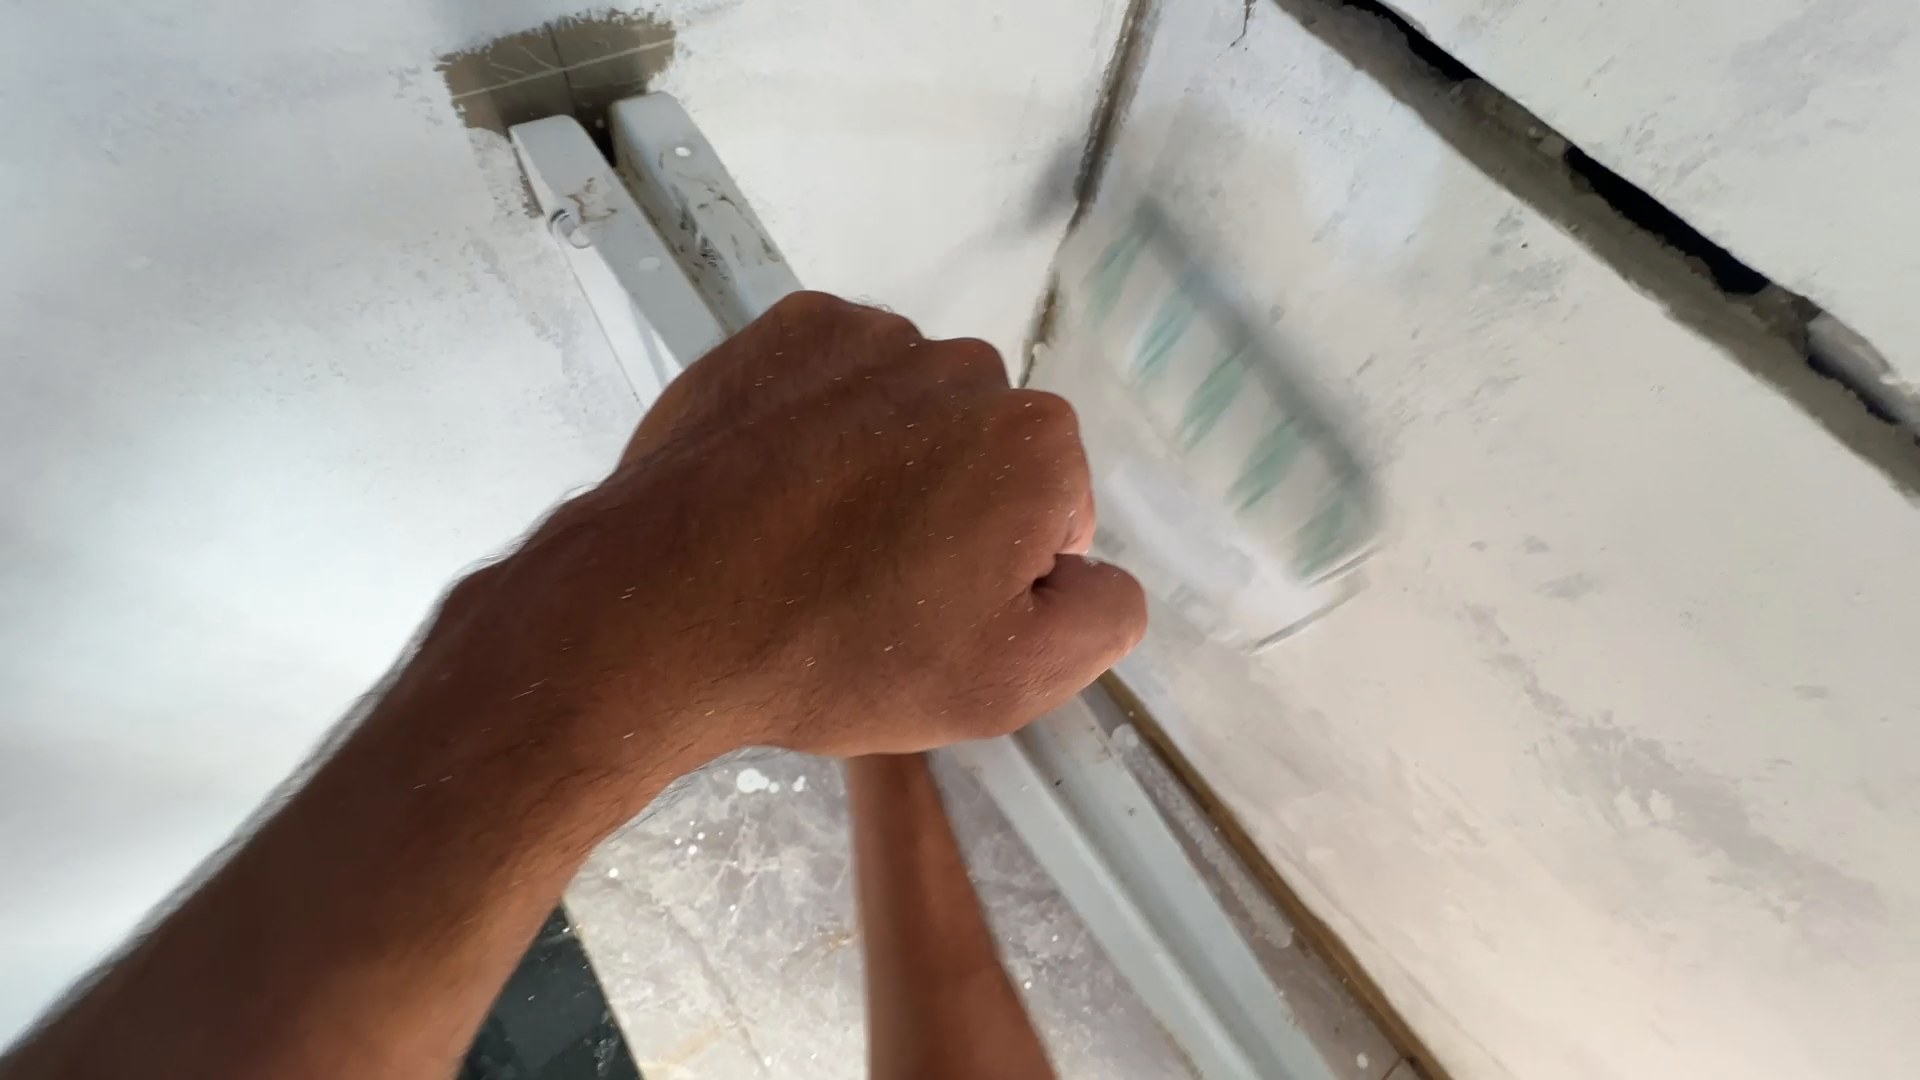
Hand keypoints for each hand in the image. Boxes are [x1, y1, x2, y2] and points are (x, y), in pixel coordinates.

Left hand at [395, 292, 1144, 808]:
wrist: (658, 614)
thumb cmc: (846, 655)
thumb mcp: (1013, 681)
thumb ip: (1104, 617)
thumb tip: (1093, 566)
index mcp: (1035, 441)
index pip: (1057, 518)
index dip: (1003, 577)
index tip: (934, 611)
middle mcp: (965, 365)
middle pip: (990, 458)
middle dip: (957, 514)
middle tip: (877, 580)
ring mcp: (870, 334)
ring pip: (919, 416)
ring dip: (895, 466)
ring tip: (822, 533)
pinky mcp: (787, 329)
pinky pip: (846, 380)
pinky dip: (832, 424)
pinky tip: (785, 481)